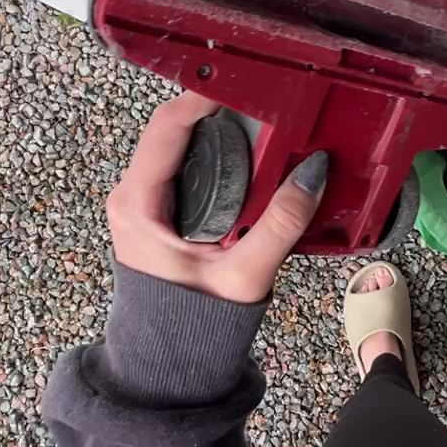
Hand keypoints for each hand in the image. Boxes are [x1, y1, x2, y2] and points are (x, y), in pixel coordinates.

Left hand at [107, 91, 327, 303]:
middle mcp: (134, 196)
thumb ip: (280, 224)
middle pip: (176, 128)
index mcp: (139, 204)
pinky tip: (252, 157)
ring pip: (183, 145)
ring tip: (265, 124)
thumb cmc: (192, 322)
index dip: (205, 97)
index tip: (244, 82)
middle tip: (265, 102)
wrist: (168, 364)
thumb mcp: (243, 274)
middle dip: (221, 111)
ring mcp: (146, 202)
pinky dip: (220, 155)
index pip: (168, 126)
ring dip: (222, 132)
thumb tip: (311, 174)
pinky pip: (189, 166)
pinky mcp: (162, 211)